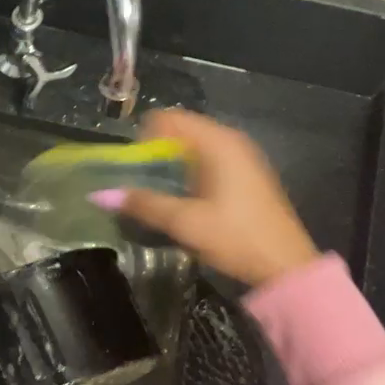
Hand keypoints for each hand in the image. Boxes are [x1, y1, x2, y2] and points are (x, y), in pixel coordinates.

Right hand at [91, 109, 320, 287]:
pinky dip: (187, 177)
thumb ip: (143, 204)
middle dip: (154, 155)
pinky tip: (180, 204)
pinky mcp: (244, 178)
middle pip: (180, 133)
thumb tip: (100, 195)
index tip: (129, 168)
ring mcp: (240, 159)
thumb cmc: (235, 237)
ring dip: (169, 168)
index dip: (144, 138)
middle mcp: (230, 142)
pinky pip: (206, 165)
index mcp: (217, 143)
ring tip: (153, 197)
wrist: (284, 266)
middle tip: (135, 185)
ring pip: (192, 151)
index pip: (169, 119)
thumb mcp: (185, 222)